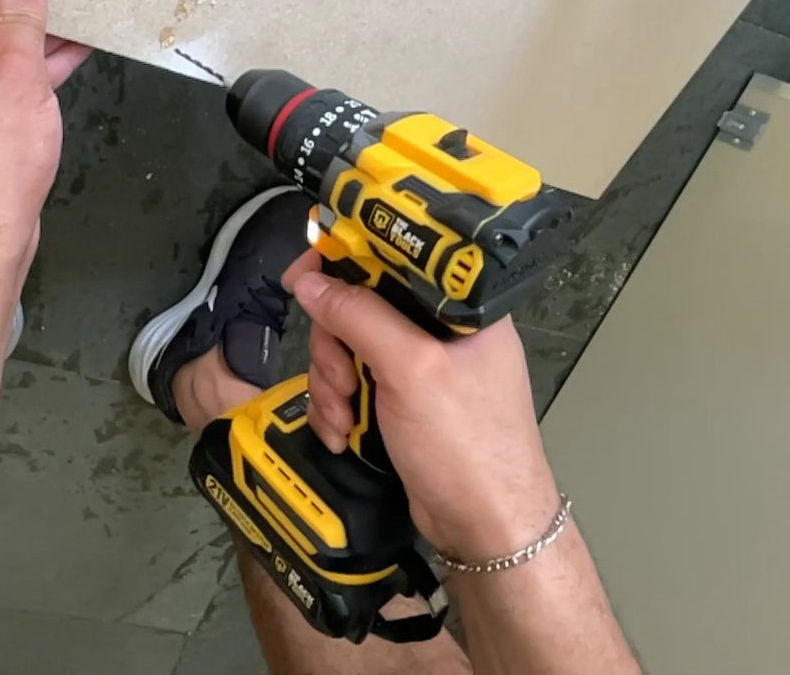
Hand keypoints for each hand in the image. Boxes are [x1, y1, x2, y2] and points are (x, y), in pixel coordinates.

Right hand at [283, 250, 559, 563]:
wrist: (486, 532)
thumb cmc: (466, 444)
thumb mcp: (410, 370)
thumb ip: (358, 316)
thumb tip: (308, 281)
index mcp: (457, 305)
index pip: (391, 257)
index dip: (343, 260)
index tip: (303, 276)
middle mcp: (436, 327)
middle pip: (356, 305)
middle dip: (335, 347)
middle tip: (341, 381)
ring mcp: (415, 364)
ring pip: (344, 345)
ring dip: (332, 383)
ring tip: (345, 418)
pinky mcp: (396, 396)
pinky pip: (348, 379)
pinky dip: (337, 405)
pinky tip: (343, 432)